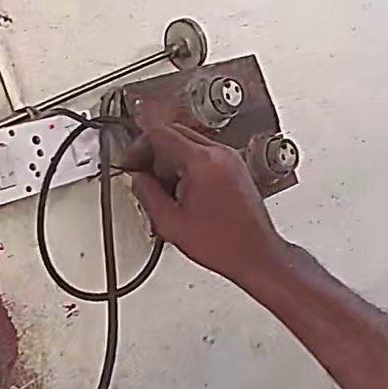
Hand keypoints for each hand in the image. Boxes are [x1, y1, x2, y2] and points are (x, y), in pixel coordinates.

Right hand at [122, 116, 289, 286]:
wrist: (256, 255)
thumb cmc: (224, 244)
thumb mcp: (170, 222)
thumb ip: (147, 194)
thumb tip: (138, 179)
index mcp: (202, 161)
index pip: (160, 135)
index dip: (138, 148)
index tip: (131, 163)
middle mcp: (220, 154)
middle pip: (175, 133)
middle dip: (154, 153)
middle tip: (143, 173)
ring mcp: (231, 159)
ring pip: (190, 143)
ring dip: (171, 160)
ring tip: (165, 189)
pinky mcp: (236, 168)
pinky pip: (205, 155)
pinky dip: (188, 166)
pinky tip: (183, 192)